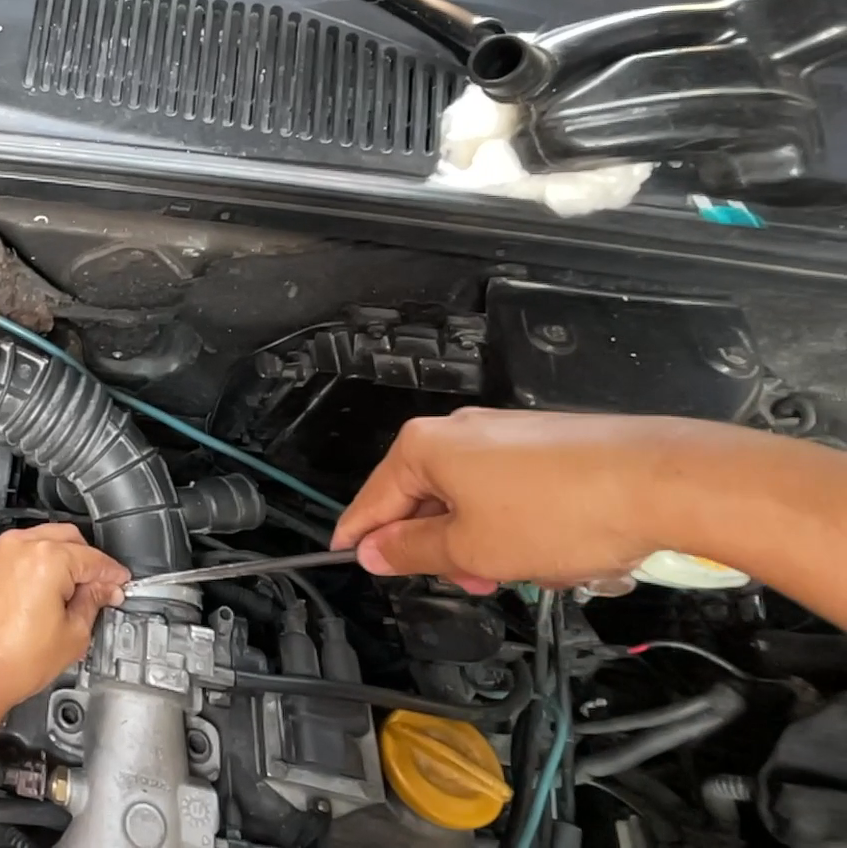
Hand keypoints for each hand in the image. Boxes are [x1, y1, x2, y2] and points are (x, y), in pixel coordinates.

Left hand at [0, 525, 129, 710]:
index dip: (113, 574)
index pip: (94, 558)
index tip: (120, 584)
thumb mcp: (71, 636)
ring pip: (43, 540)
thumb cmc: (8, 660)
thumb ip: (92, 604)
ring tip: (73, 594)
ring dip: (63, 558)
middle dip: (88, 561)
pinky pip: (22, 551)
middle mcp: (20, 546)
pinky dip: (39, 562)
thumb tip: (103, 590)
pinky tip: (46, 590)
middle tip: (100, 589)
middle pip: (69, 538)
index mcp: (47, 558)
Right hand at [332, 409, 764, 593]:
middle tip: (475, 583)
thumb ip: (412, 552)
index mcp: (422, 448)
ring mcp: (505, 433)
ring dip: (488, 538)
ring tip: (534, 570)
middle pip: (426, 498)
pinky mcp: (549, 443)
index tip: (344, 556)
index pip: (374, 498)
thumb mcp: (472, 549)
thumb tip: (370, 551)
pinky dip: (522, 522)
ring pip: (472, 497)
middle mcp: (456, 431)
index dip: (360, 534)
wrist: (669, 482)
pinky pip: (511, 488)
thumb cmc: (556, 514)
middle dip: (445, 545)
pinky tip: (560, 547)